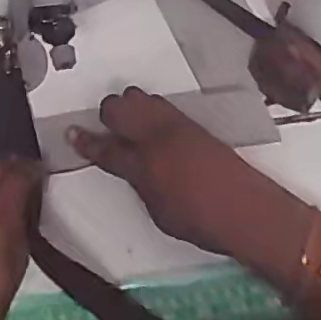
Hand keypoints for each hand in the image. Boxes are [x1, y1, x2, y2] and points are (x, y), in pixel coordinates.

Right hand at [68, 88, 308, 270]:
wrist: (250, 209)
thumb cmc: (202, 221)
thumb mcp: (158, 211)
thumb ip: (137, 182)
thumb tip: (128, 167)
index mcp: (143, 165)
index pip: (104, 148)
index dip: (85, 141)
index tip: (71, 133)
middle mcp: (155, 137)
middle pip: (117, 108)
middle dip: (107, 117)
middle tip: (108, 132)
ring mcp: (174, 125)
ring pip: (137, 98)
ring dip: (128, 108)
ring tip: (130, 127)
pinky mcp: (190, 122)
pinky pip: (158, 104)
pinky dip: (148, 109)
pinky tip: (151, 126)